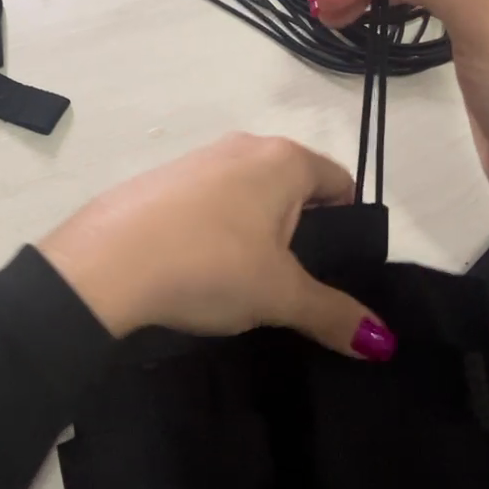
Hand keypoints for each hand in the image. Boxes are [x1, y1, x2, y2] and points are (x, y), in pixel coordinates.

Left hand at [37, 134, 396, 359]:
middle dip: (301, 231)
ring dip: (258, 229)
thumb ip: (334, 314)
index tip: (337, 269)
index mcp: (284, 160)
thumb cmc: (210, 265)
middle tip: (293, 282)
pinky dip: (218, 227)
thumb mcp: (279, 295)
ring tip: (244, 280)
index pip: (341, 182)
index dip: (349, 225)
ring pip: (250, 191)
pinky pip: (211, 199)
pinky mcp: (163, 177)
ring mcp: (200, 157)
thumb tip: (384, 343)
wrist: (105, 262)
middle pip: (295, 186)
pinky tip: (200, 266)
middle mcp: (246, 145)